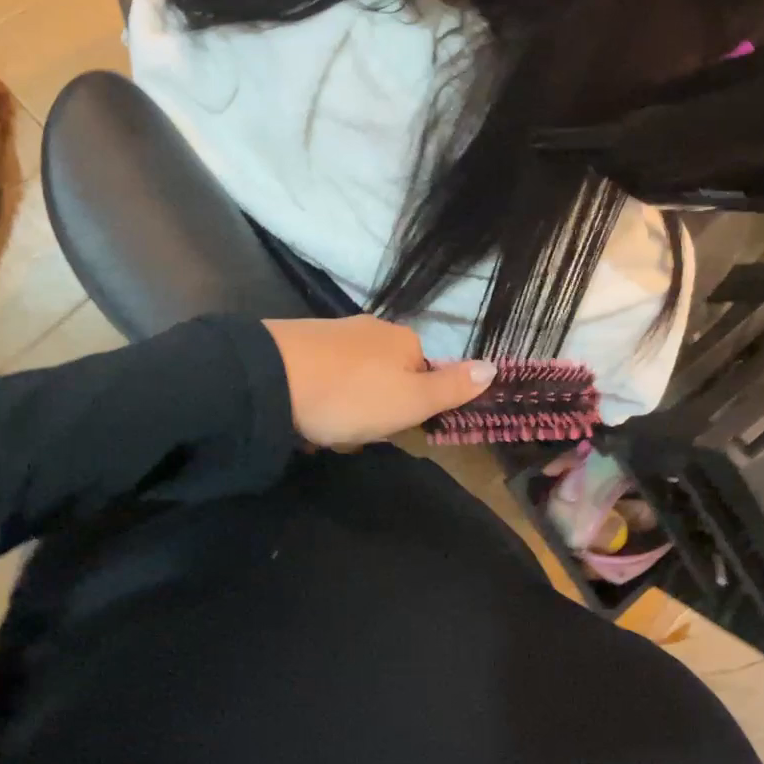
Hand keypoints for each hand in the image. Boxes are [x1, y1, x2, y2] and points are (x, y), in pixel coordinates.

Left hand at [261, 316, 495, 448]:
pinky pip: (322, 379)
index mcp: (404, 340)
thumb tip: (494, 367)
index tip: (390, 428)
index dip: (411, 408)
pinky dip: (319, 400)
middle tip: (355, 433)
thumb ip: (452, 387)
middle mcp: (372, 329)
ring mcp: (333, 333)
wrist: (269, 378)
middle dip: (375, 409)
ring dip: (345, 409)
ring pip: (354, 381)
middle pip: (387, 378)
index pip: (424, 376)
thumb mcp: (410, 401)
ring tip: (325, 430)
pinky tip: (304, 417)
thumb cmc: (350, 395)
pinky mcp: (299, 344)